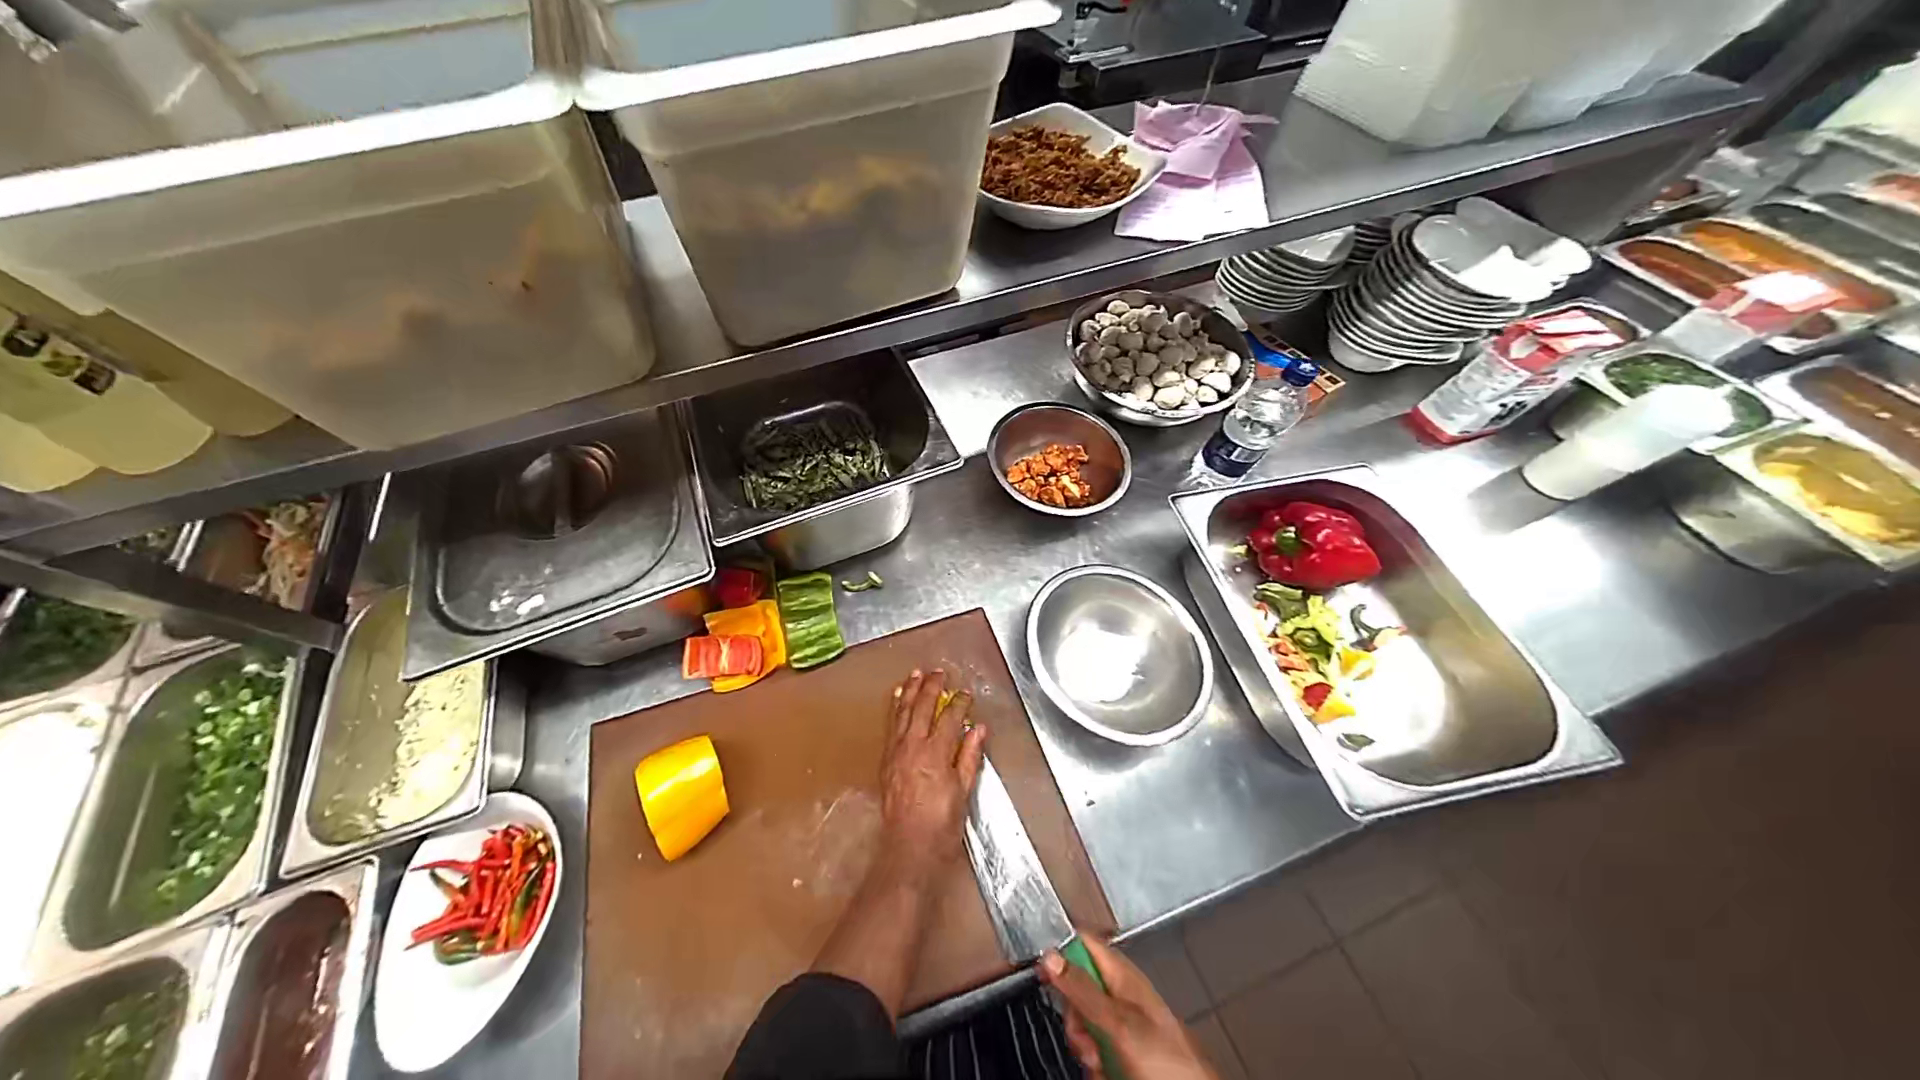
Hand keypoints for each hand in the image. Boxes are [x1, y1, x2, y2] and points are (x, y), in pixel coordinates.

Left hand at [878, 669, 987, 880]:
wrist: (908, 847)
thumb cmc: (941, 824)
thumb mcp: (964, 790)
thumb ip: (970, 756)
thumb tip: (978, 729)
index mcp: (936, 753)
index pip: (950, 718)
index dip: (960, 704)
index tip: (966, 694)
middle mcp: (913, 747)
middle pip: (923, 708)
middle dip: (932, 687)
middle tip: (939, 672)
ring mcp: (896, 752)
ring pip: (903, 712)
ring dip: (910, 691)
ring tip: (915, 675)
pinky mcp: (886, 760)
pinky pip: (891, 725)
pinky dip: (895, 709)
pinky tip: (898, 699)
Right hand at [1041, 935, 1221, 1079]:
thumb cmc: (1170, 1064)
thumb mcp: (1117, 1022)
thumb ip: (1082, 988)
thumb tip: (1050, 955)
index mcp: (1122, 975)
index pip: (1082, 943)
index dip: (1060, 952)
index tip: (1043, 972)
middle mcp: (1120, 996)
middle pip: (1075, 991)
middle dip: (1074, 1019)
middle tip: (1087, 1036)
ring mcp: (1121, 1027)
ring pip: (1082, 1027)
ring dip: (1085, 1049)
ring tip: (1103, 1063)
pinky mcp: (1122, 1055)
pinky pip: (1093, 1054)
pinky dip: (1096, 1069)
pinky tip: (1110, 1075)